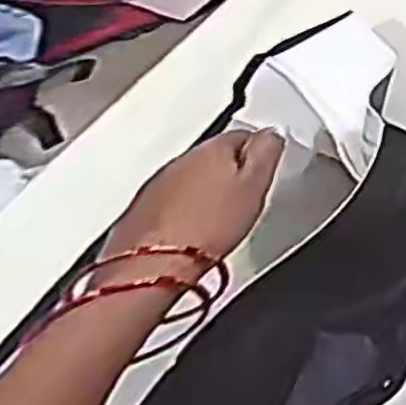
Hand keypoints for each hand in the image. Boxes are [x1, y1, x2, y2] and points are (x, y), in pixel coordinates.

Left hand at [100, 129, 283, 275]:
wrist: (151, 270)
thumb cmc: (209, 226)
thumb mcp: (258, 182)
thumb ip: (268, 149)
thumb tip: (270, 134)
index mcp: (211, 149)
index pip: (244, 134)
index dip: (259, 151)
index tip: (265, 169)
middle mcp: (177, 163)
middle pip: (213, 156)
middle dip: (229, 170)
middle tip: (246, 192)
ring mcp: (152, 189)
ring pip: (189, 178)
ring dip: (205, 189)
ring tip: (221, 214)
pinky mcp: (135, 215)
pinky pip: (168, 202)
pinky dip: (182, 209)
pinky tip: (194, 228)